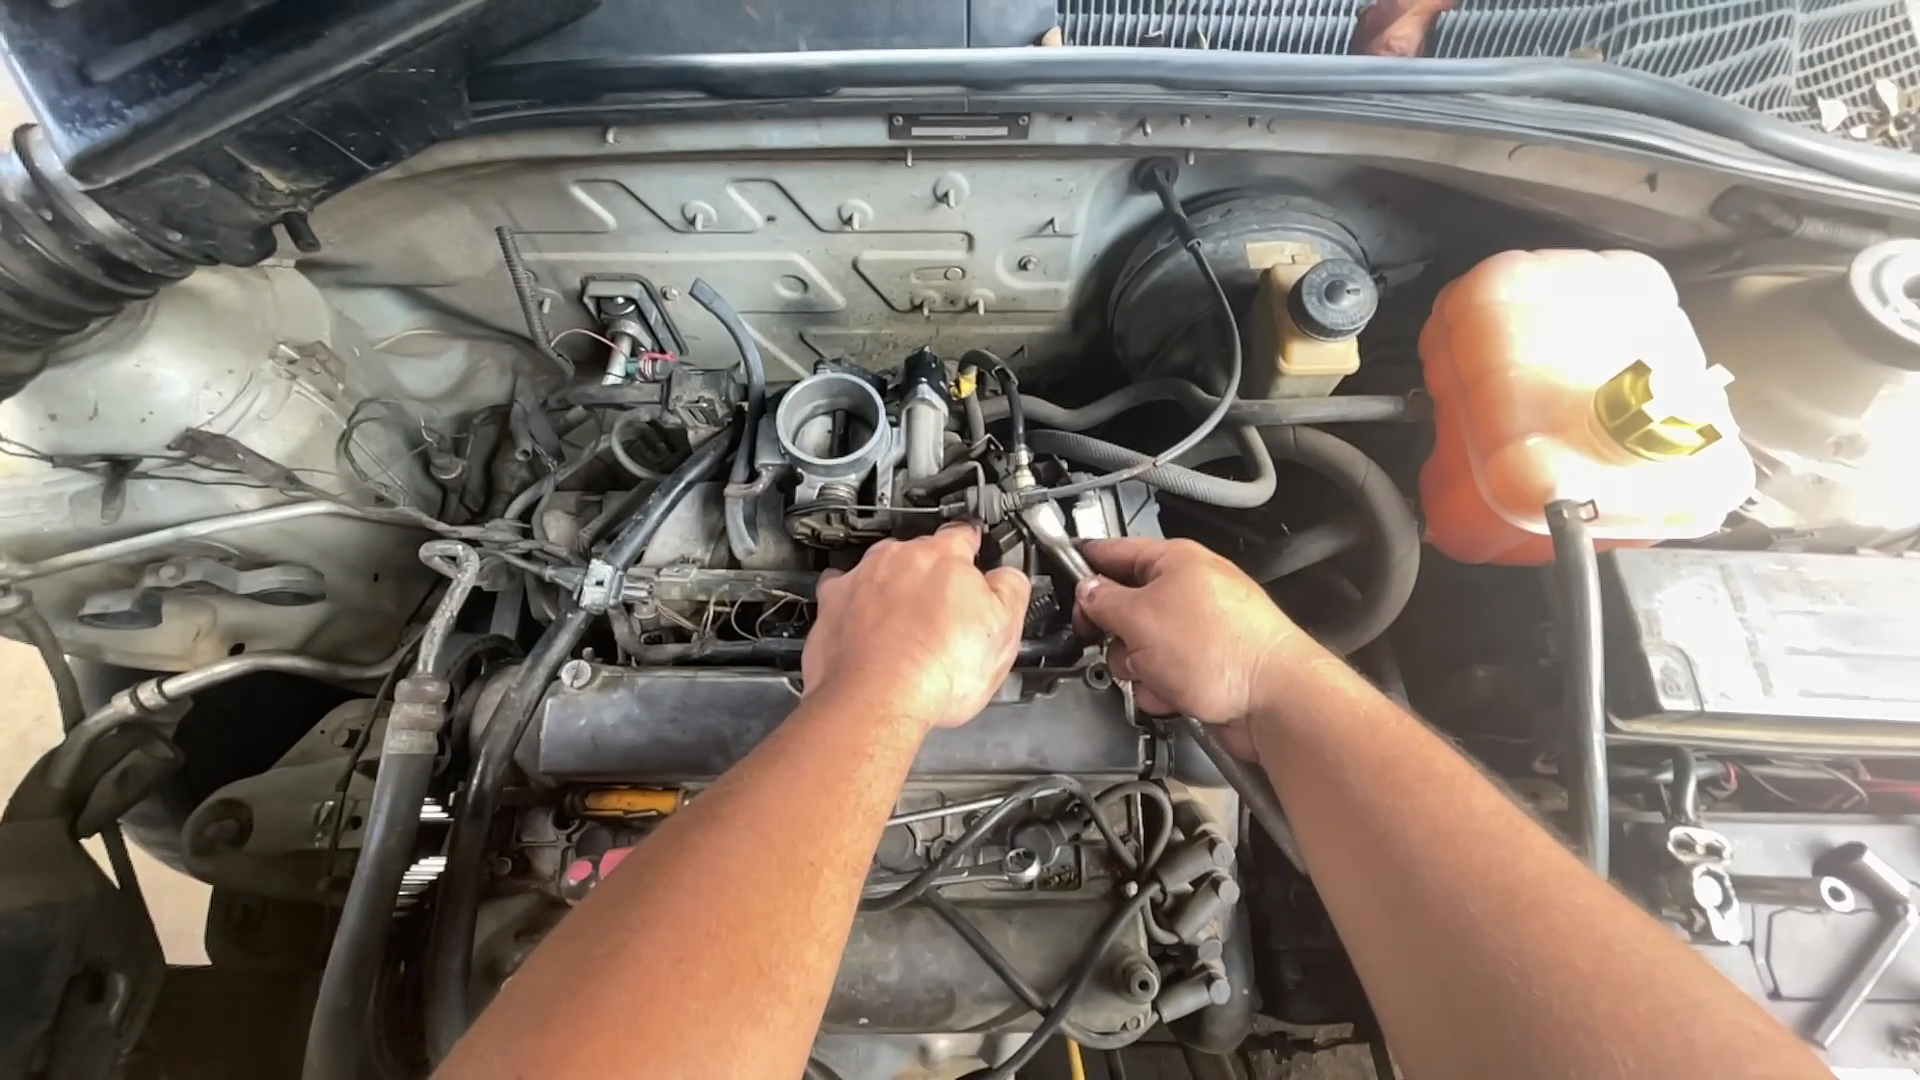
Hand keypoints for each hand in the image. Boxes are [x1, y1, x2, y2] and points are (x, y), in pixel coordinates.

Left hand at [803, 524, 1030, 732]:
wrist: (877, 699)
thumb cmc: (937, 670)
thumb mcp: (1005, 630)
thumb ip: (1010, 590)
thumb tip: (1008, 577)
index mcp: (944, 556)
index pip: (962, 533)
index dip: (972, 545)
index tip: (974, 554)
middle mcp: (899, 557)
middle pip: (920, 552)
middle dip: (932, 575)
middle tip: (944, 611)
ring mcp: (862, 578)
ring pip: (882, 568)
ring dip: (894, 587)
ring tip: (906, 624)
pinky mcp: (833, 603)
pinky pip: (842, 589)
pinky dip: (854, 602)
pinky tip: (864, 622)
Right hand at [1075, 538, 1325, 753]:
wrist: (1276, 702)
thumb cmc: (1225, 649)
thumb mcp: (1142, 617)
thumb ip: (1103, 601)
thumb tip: (1086, 593)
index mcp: (1175, 561)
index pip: (1113, 552)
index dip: (1084, 567)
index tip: (1064, 581)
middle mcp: (1189, 590)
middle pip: (1124, 606)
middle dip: (1117, 633)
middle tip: (1122, 642)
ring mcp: (1199, 630)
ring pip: (1139, 647)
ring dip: (1139, 667)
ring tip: (1158, 673)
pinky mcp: (1207, 665)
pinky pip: (1162, 673)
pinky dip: (1161, 687)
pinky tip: (1176, 692)